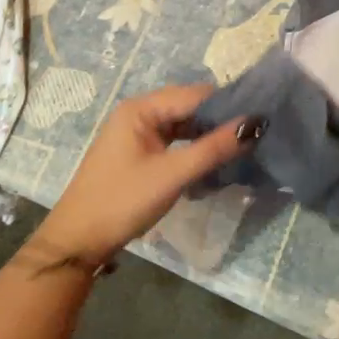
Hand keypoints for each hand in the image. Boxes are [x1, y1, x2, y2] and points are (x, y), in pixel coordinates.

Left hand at [31, 86, 260, 265]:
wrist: (77, 244)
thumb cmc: (122, 202)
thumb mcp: (172, 175)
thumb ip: (214, 147)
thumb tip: (256, 123)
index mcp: (142, 108)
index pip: (197, 94)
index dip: (229, 104)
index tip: (262, 118)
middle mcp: (139, 111)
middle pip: (191, 105)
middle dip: (221, 118)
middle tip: (255, 134)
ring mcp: (138, 132)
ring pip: (185, 122)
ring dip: (209, 133)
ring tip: (241, 145)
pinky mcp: (140, 150)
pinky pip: (176, 138)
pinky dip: (195, 146)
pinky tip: (215, 158)